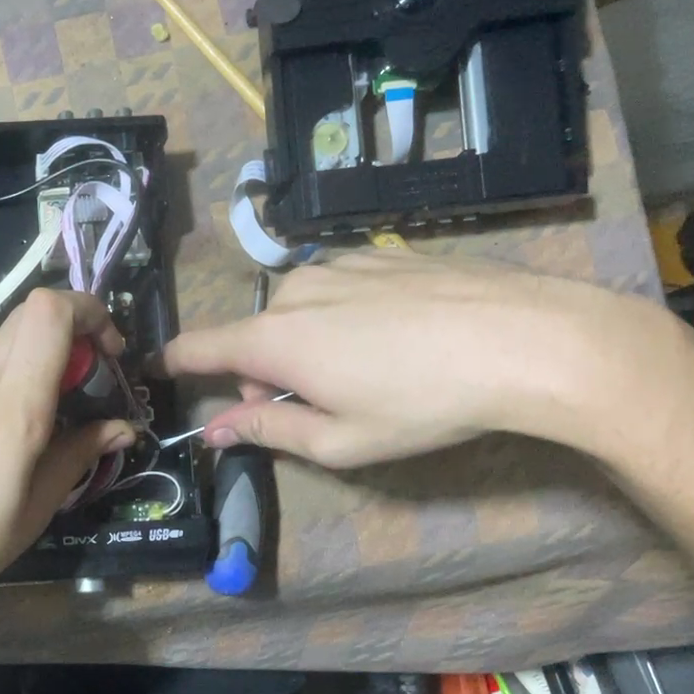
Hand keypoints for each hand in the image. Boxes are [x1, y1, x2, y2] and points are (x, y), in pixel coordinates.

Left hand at [0, 289, 135, 646]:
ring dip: (28, 378)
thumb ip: (77, 457)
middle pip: (23, 322)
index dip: (87, 312)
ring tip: (34, 444)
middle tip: (82, 393)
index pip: (48, 312)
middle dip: (66, 340)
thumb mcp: (33, 513)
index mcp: (9, 412)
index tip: (109, 353)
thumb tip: (119, 427)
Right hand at [158, 251, 693, 467]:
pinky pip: (335, 289)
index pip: (196, 348)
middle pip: (252, 337)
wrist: (537, 341)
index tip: (156, 372)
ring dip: (303, 345)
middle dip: (265, 373)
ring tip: (363, 374)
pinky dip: (339, 318)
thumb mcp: (337, 440)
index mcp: (273, 339)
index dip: (172, 364)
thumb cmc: (424, 404)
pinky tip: (394, 339)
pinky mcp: (384, 253)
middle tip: (314, 408)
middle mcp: (294, 290)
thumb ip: (264, 430)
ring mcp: (341, 264)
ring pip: (294, 312)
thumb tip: (214, 430)